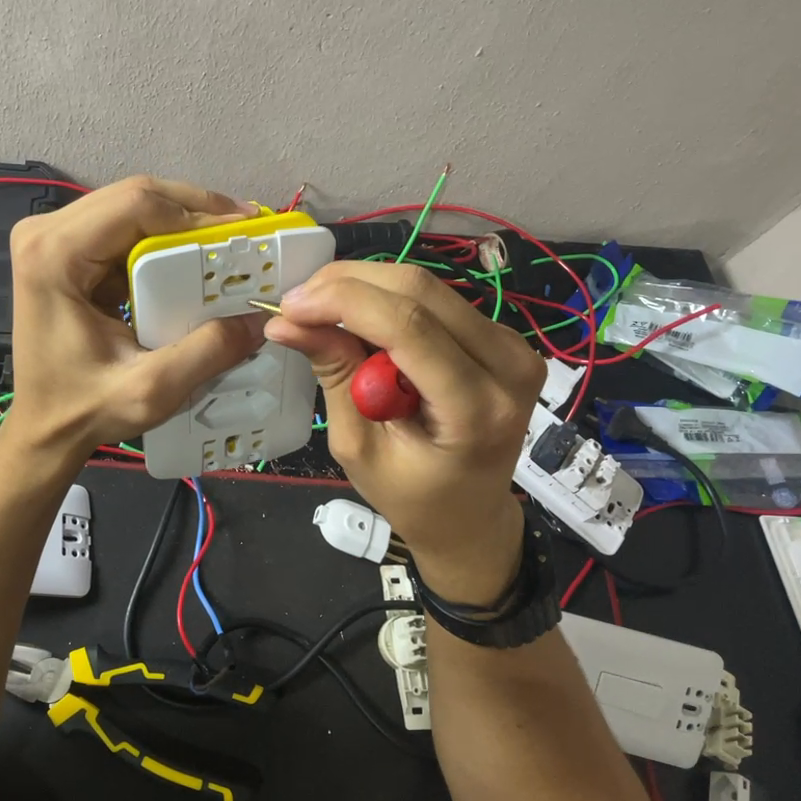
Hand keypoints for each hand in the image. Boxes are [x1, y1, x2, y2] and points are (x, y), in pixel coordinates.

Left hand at [0, 176, 265, 464]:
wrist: (44, 427)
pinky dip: (164, 236)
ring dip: (182, 219)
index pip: (134, 205)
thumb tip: (257, 320)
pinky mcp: (64, 251)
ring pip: (130, 205)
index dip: (194, 212)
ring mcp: (51, 239)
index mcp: (53, 256)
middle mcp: (44, 234)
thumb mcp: (150, 391)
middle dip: (195, 209)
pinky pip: (123, 227)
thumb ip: (206, 353)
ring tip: (230, 238)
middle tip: (247, 229)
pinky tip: (197, 253)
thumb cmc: (83, 410)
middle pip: (133, 195)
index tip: (243, 232)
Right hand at [264, 262, 546, 600]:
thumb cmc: (412, 496)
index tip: (288, 306)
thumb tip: (286, 321)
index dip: (342, 302)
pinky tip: (357, 322)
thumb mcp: (359, 448)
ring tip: (319, 312)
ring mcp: (513, 345)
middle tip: (297, 303)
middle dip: (347, 284)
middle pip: (419, 291)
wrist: (470, 516)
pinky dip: (387, 300)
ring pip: (426, 286)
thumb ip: (334, 376)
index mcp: (477, 409)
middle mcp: (508, 365)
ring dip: (364, 288)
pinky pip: (436, 299)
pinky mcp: (503, 336)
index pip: (409, 327)